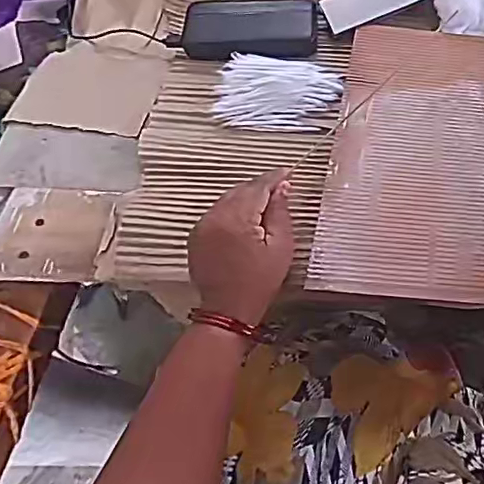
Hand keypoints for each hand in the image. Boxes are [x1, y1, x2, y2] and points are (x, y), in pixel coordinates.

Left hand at [187, 171, 294, 324]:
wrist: (227, 311)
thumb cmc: (259, 281)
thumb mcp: (281, 247)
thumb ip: (280, 213)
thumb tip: (282, 188)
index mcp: (236, 218)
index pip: (258, 187)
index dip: (275, 178)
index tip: (288, 173)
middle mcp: (214, 216)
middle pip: (241, 190)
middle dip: (260, 188)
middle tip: (280, 190)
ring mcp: (202, 225)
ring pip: (228, 199)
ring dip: (246, 198)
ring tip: (265, 205)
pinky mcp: (196, 235)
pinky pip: (218, 212)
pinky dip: (232, 210)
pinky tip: (245, 219)